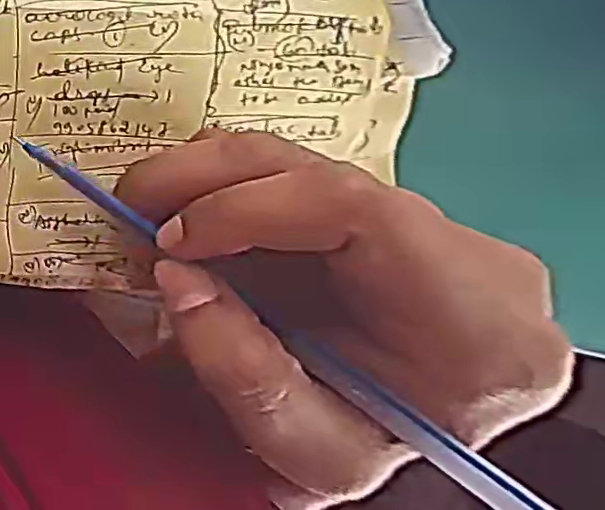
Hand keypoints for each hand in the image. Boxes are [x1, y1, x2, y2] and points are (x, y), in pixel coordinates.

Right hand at [116, 131, 572, 507]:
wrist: (392, 429)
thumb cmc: (361, 444)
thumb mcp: (309, 449)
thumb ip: (243, 373)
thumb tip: (173, 274)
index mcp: (475, 315)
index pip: (351, 206)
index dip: (242, 207)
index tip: (171, 241)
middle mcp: (456, 245)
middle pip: (300, 168)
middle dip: (193, 180)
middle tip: (129, 216)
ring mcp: (409, 210)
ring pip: (277, 155)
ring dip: (190, 175)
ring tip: (144, 216)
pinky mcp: (361, 193)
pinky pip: (270, 164)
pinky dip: (207, 180)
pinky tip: (185, 219)